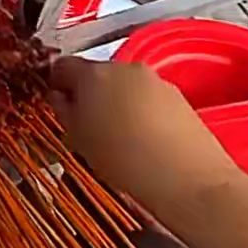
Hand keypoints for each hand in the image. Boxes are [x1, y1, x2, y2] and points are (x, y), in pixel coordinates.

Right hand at [48, 58, 247, 221]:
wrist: (191, 181)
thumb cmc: (125, 162)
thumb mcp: (80, 140)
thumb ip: (63, 110)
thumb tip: (59, 96)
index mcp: (92, 74)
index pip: (62, 65)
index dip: (56, 82)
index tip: (57, 101)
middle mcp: (122, 67)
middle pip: (95, 73)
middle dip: (89, 93)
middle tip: (88, 125)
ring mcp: (152, 78)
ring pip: (122, 84)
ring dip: (115, 101)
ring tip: (120, 136)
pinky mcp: (175, 93)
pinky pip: (146, 95)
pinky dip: (140, 109)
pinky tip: (145, 139)